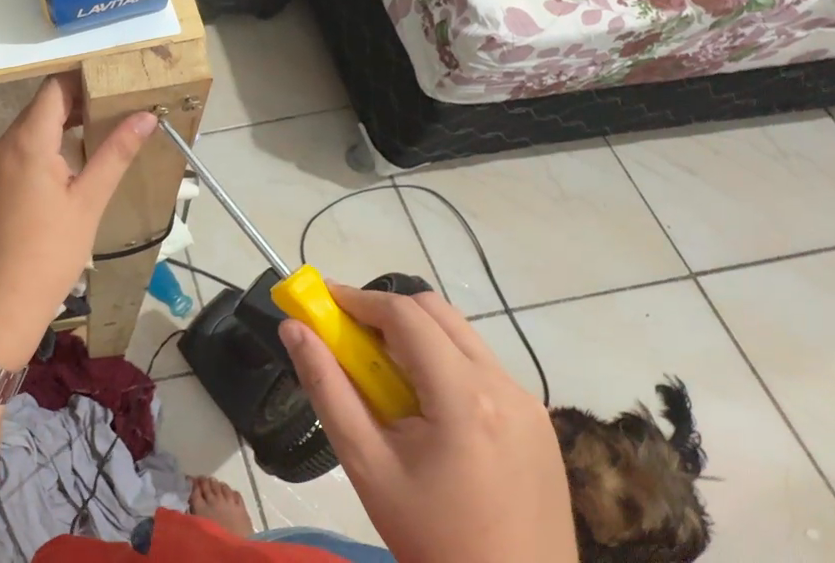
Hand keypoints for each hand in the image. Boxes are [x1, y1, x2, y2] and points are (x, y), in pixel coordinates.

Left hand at [0, 75, 156, 369]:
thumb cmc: (49, 254)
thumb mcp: (89, 202)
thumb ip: (115, 154)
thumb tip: (145, 116)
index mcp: (26, 142)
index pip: (54, 89)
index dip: (83, 79)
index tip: (115, 82)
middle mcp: (2, 145)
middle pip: (39, 107)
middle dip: (76, 103)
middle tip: (116, 107)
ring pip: (27, 130)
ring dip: (59, 126)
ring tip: (98, 135)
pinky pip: (16, 152)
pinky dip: (42, 148)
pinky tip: (67, 167)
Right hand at [280, 285, 575, 562]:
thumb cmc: (431, 537)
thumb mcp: (366, 464)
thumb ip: (326, 387)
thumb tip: (293, 329)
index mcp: (464, 396)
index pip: (405, 315)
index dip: (357, 298)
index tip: (319, 301)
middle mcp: (506, 387)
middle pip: (437, 314)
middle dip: (385, 313)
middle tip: (346, 336)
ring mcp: (531, 405)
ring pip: (462, 338)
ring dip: (416, 338)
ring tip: (381, 379)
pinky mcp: (540, 425)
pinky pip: (483, 369)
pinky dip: (444, 365)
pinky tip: (424, 410)